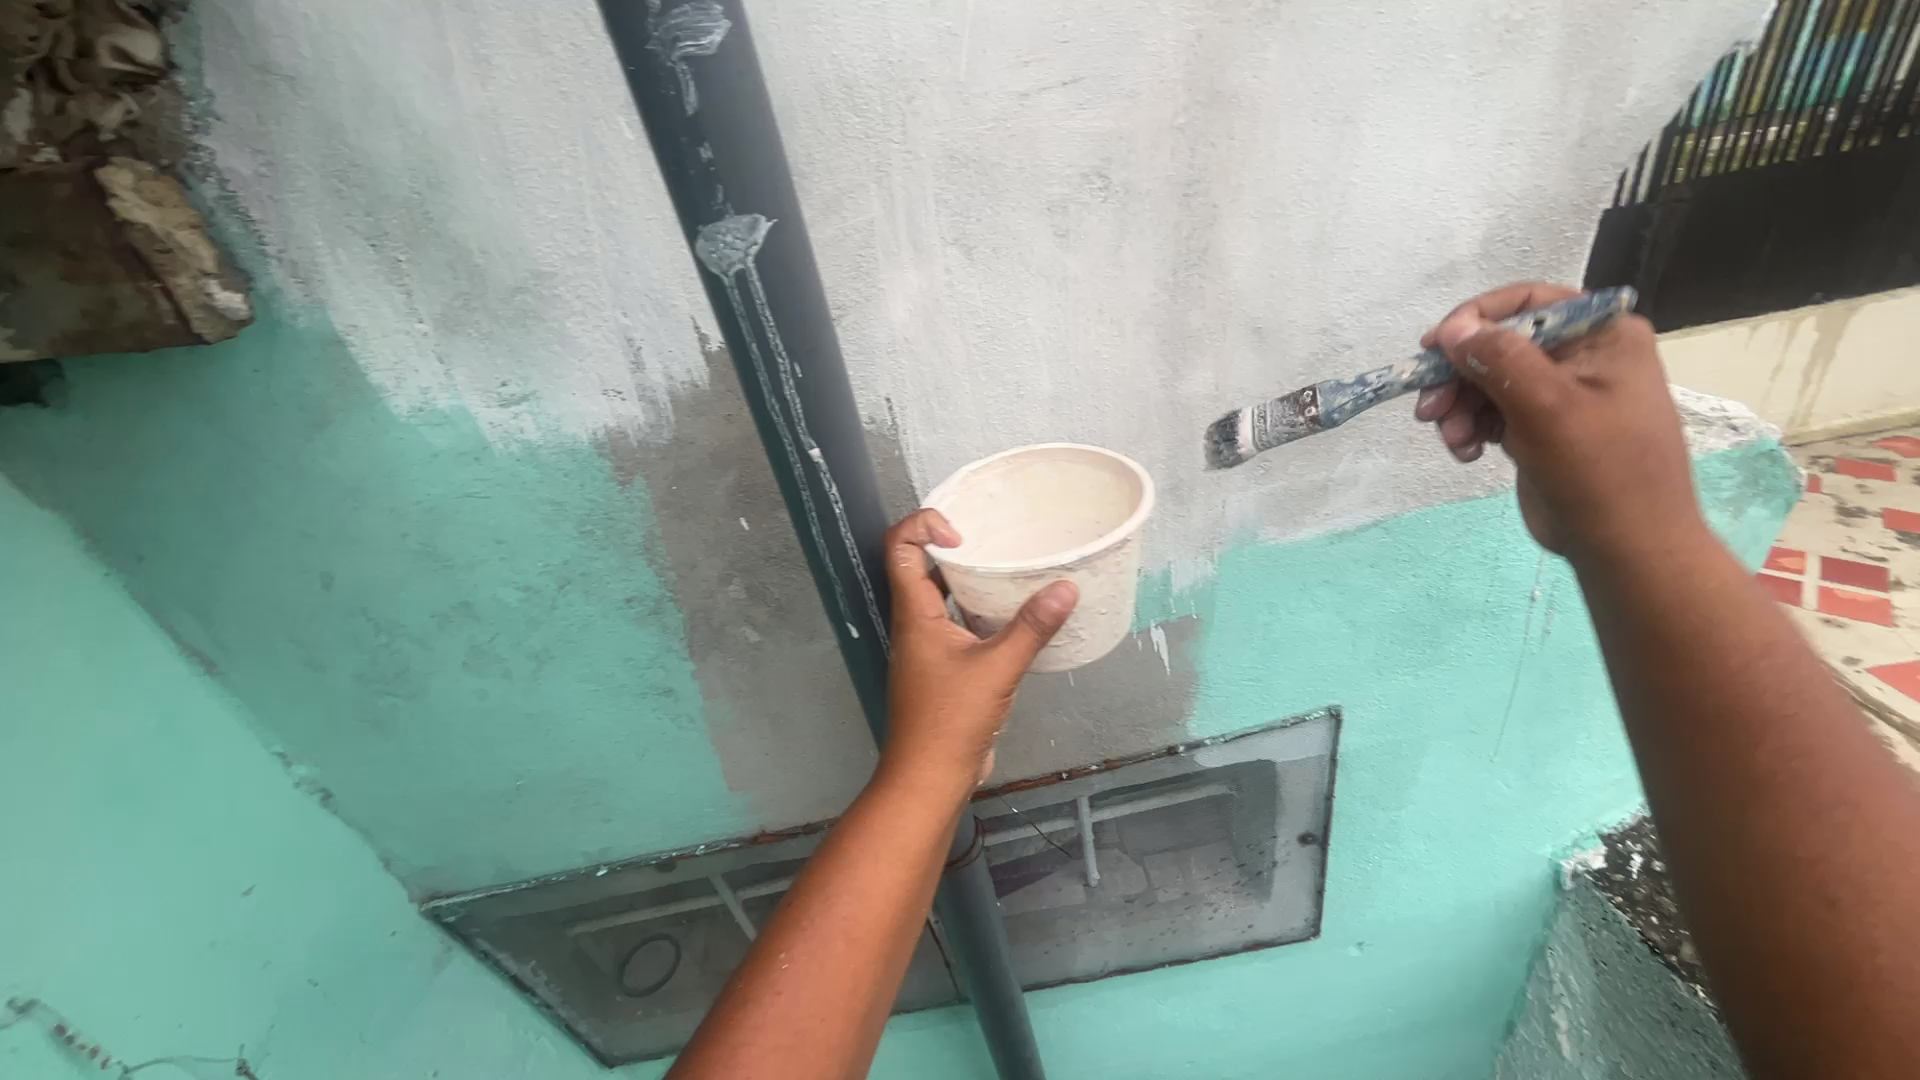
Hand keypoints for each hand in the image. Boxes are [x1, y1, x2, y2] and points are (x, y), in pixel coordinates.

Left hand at [881, 509, 1077, 787]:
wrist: (930, 777)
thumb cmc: (951, 720)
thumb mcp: (997, 669)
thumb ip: (1031, 628)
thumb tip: (1066, 587)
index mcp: (914, 613)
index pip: (901, 548)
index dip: (924, 525)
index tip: (964, 532)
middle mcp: (915, 624)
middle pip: (922, 568)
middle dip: (955, 547)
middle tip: (996, 539)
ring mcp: (928, 647)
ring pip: (942, 598)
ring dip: (969, 581)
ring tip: (1011, 568)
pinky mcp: (944, 668)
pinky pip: (959, 625)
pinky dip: (981, 613)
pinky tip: (1015, 615)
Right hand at [1411, 282, 1707, 564]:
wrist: (1624, 543)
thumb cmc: (1600, 470)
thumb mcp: (1547, 408)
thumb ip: (1501, 360)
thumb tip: (1453, 330)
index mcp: (1600, 335)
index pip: (1527, 302)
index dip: (1474, 319)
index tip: (1432, 348)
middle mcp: (1580, 356)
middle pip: (1496, 346)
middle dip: (1457, 378)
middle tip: (1428, 411)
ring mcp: (1557, 393)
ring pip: (1484, 382)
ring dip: (1457, 410)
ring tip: (1453, 442)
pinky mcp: (1537, 426)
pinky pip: (1487, 413)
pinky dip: (1468, 430)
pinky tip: (1467, 454)